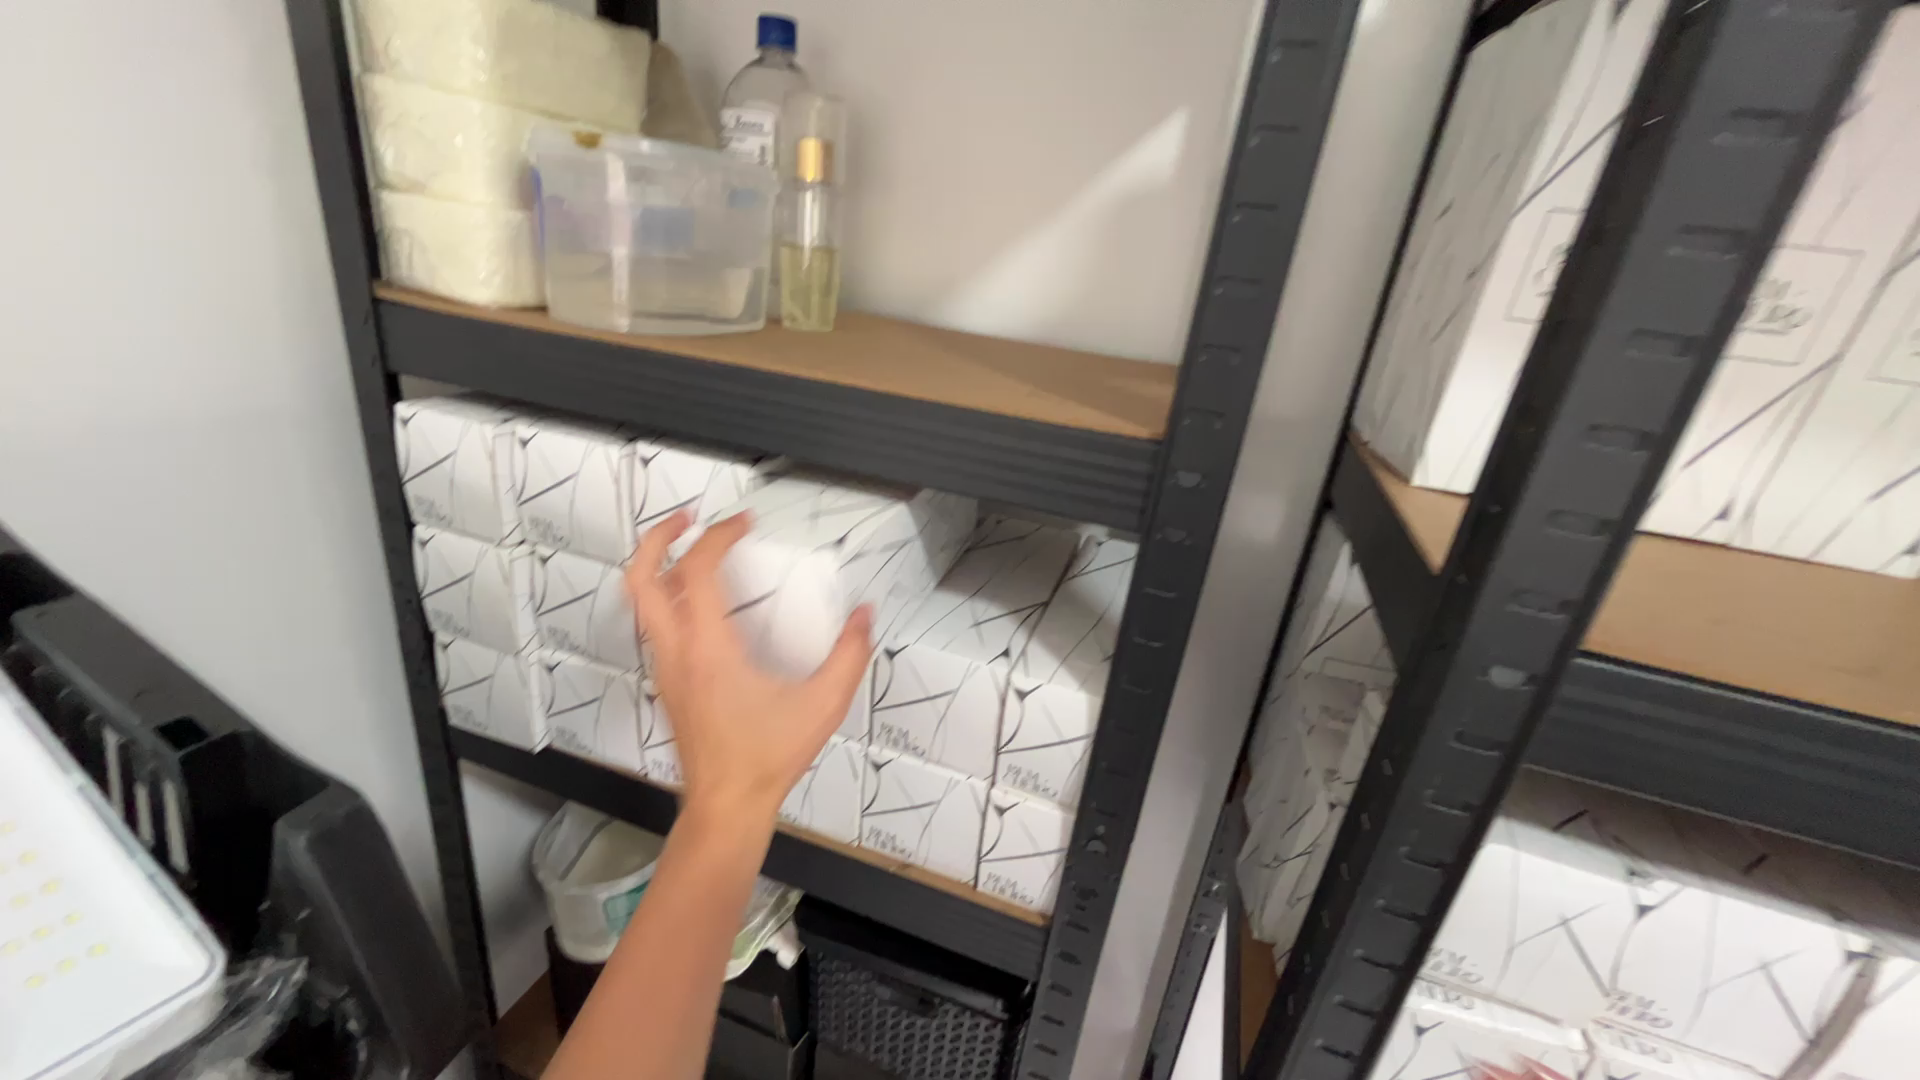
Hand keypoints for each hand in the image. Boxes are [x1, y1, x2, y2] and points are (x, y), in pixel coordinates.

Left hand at [625, 511, 873, 826]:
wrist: (727, 804)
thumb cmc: (769, 756)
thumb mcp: (824, 704)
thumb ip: (851, 654)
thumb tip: (864, 615)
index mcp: (709, 649)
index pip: (698, 571)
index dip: (719, 536)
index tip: (744, 523)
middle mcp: (677, 652)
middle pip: (641, 578)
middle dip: (659, 538)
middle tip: (689, 519)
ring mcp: (666, 668)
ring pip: (640, 602)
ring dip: (658, 565)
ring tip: (691, 549)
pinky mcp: (668, 682)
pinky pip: (654, 624)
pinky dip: (666, 595)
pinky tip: (700, 601)